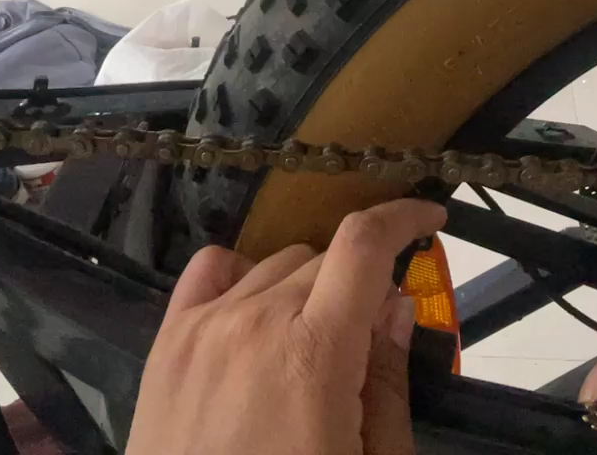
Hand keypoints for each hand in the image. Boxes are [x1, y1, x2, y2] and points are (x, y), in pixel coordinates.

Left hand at [125, 198, 446, 454]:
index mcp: (315, 352)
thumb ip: (387, 380)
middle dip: (358, 286)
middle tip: (364, 340)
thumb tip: (396, 304)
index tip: (429, 215)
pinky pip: (212, 267)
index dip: (403, 216)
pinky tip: (254, 311)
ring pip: (278, 263)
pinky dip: (244, 273)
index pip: (365, 243)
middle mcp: (258, 319)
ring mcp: (206, 325)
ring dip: (307, 290)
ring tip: (305, 347)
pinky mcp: (167, 341)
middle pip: (326, 259)